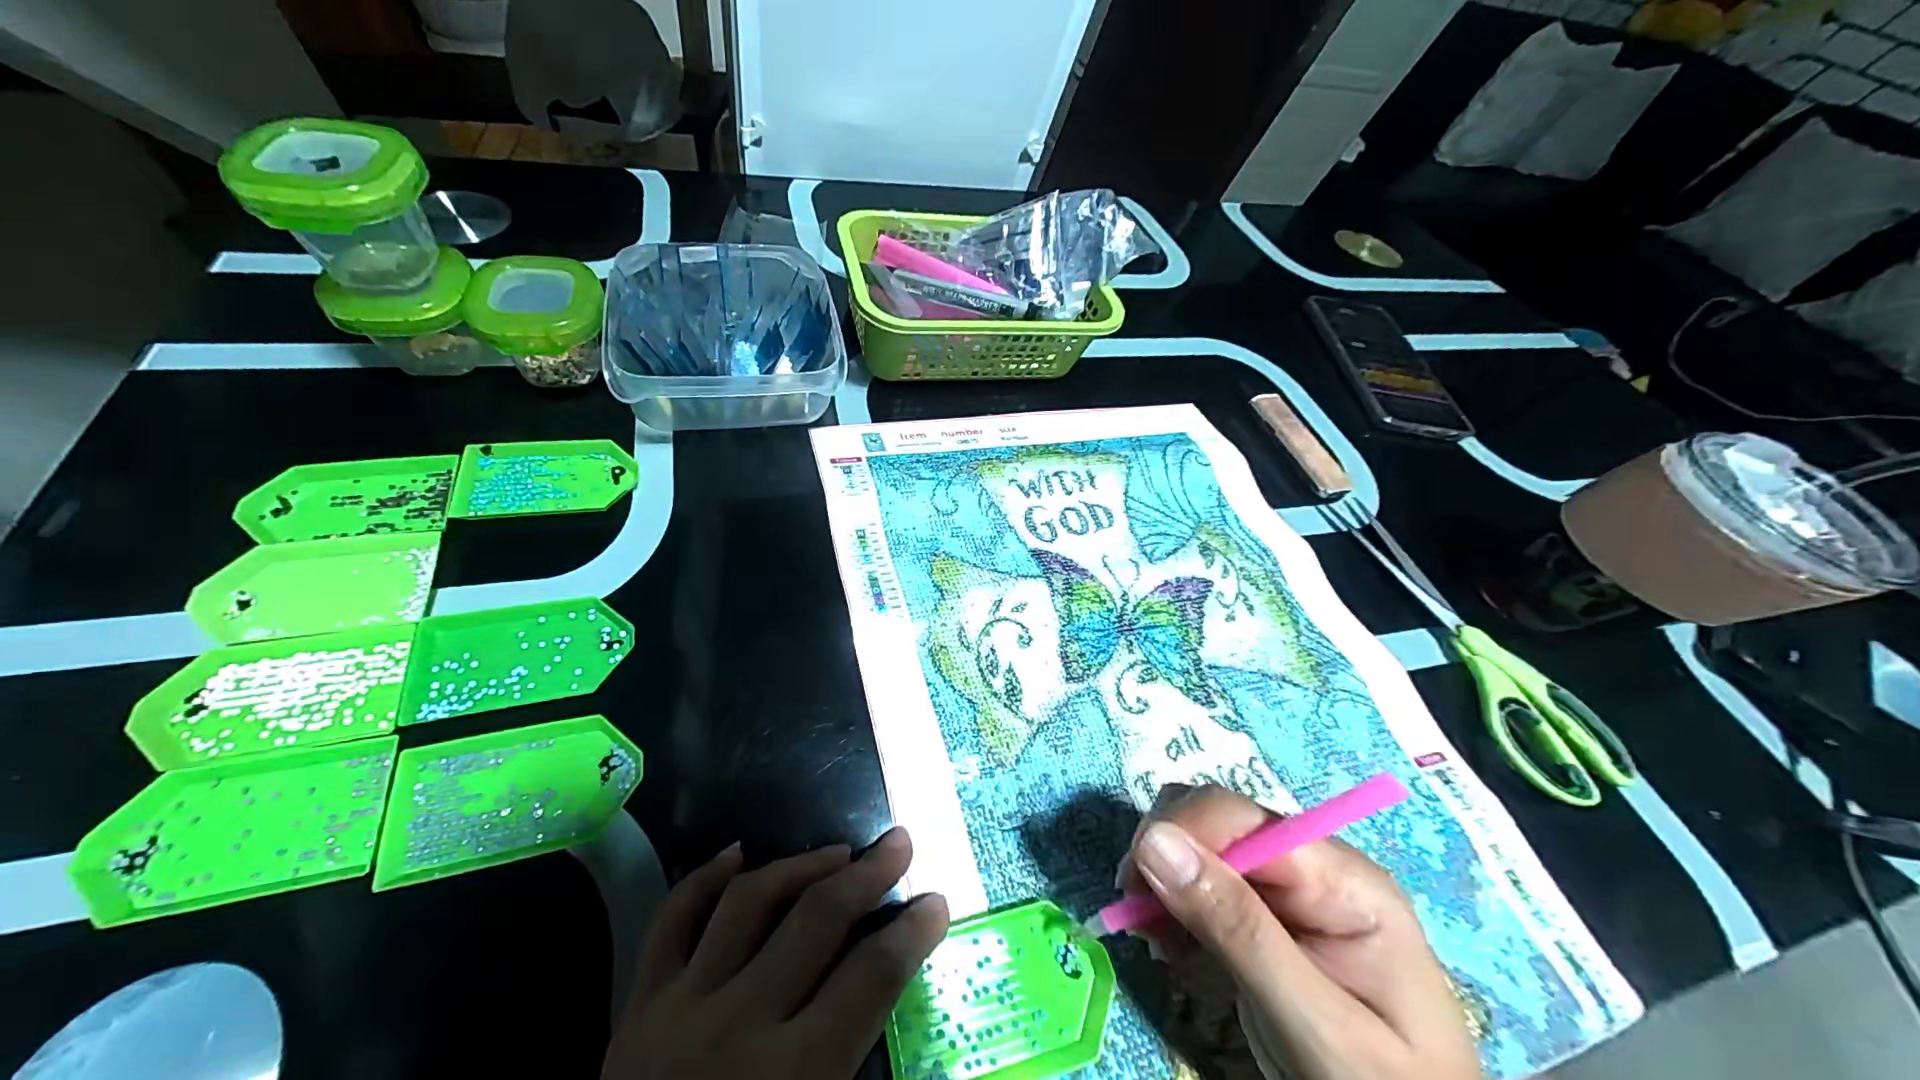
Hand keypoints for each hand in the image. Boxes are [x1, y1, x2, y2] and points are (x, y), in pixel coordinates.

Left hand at [603, 828, 949, 1079]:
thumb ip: (855, 1061)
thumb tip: (893, 998)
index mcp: (795, 1073)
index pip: (871, 977)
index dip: (912, 934)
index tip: (936, 903)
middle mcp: (741, 1024)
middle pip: (818, 920)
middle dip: (868, 874)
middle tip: (900, 841)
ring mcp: (684, 1006)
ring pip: (750, 903)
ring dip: (801, 864)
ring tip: (837, 851)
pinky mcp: (640, 1004)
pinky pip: (672, 920)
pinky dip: (704, 878)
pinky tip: (737, 852)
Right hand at [1122, 785, 1478, 1079]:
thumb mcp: (1311, 1021)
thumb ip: (1236, 927)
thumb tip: (1153, 840)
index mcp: (1340, 876)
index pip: (1240, 816)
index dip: (1177, 835)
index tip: (1132, 889)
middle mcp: (1312, 865)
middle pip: (1216, 820)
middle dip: (1165, 855)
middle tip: (1139, 920)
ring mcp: (1290, 890)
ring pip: (1202, 846)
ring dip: (1164, 880)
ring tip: (1158, 941)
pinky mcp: (1266, 916)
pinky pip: (1203, 882)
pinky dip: (1173, 905)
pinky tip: (1171, 946)